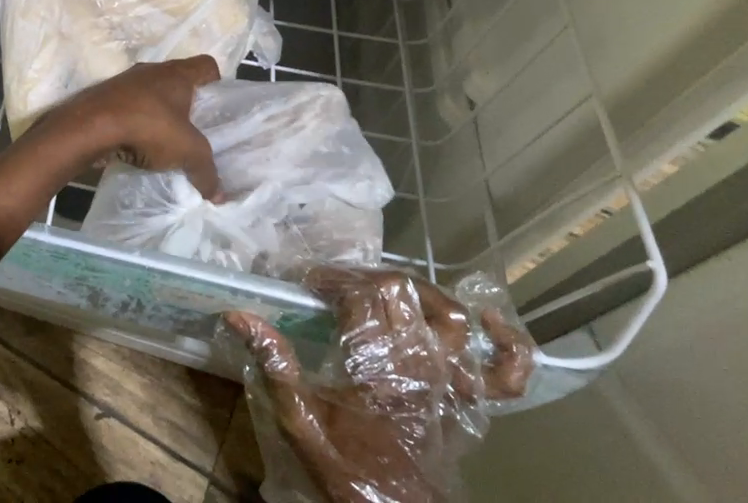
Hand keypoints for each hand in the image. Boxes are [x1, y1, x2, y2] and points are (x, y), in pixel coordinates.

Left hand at [23, 55, 221, 198]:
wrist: (88, 126)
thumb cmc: (147, 126)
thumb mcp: (187, 152)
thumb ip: (206, 171)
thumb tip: (219, 195)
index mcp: (176, 74)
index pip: (206, 65)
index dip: (217, 82)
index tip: (219, 104)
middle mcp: (150, 71)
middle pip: (177, 81)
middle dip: (187, 103)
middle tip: (196, 129)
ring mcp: (124, 82)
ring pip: (151, 95)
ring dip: (159, 114)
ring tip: (167, 141)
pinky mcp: (104, 98)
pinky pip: (129, 108)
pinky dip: (136, 123)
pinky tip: (139, 145)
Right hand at [223, 267, 535, 502]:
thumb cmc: (346, 470)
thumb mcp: (300, 422)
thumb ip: (275, 367)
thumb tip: (239, 316)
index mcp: (378, 369)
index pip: (362, 297)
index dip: (332, 279)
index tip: (306, 285)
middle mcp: (422, 367)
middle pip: (400, 293)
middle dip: (360, 278)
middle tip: (331, 288)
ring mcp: (455, 384)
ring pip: (447, 314)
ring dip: (413, 290)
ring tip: (380, 287)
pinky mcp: (473, 404)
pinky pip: (507, 371)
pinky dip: (505, 341)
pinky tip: (482, 320)